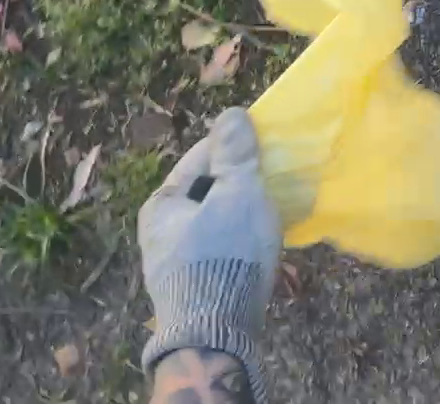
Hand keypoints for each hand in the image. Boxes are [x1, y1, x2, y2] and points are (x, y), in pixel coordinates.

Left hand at [138, 108, 280, 395]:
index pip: (201, 155)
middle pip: (210, 186)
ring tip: (277, 198)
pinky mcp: (197, 278)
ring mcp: (177, 258)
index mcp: (162, 204)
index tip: (268, 142)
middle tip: (277, 170)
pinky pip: (223, 238)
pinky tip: (265, 230)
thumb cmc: (225, 249)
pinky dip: (243, 228)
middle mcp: (161, 229)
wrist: (218, 327)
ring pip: (218, 213)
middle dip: (242, 176)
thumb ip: (235, 153)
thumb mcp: (237, 191)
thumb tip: (230, 112)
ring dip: (245, 204)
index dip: (236, 145)